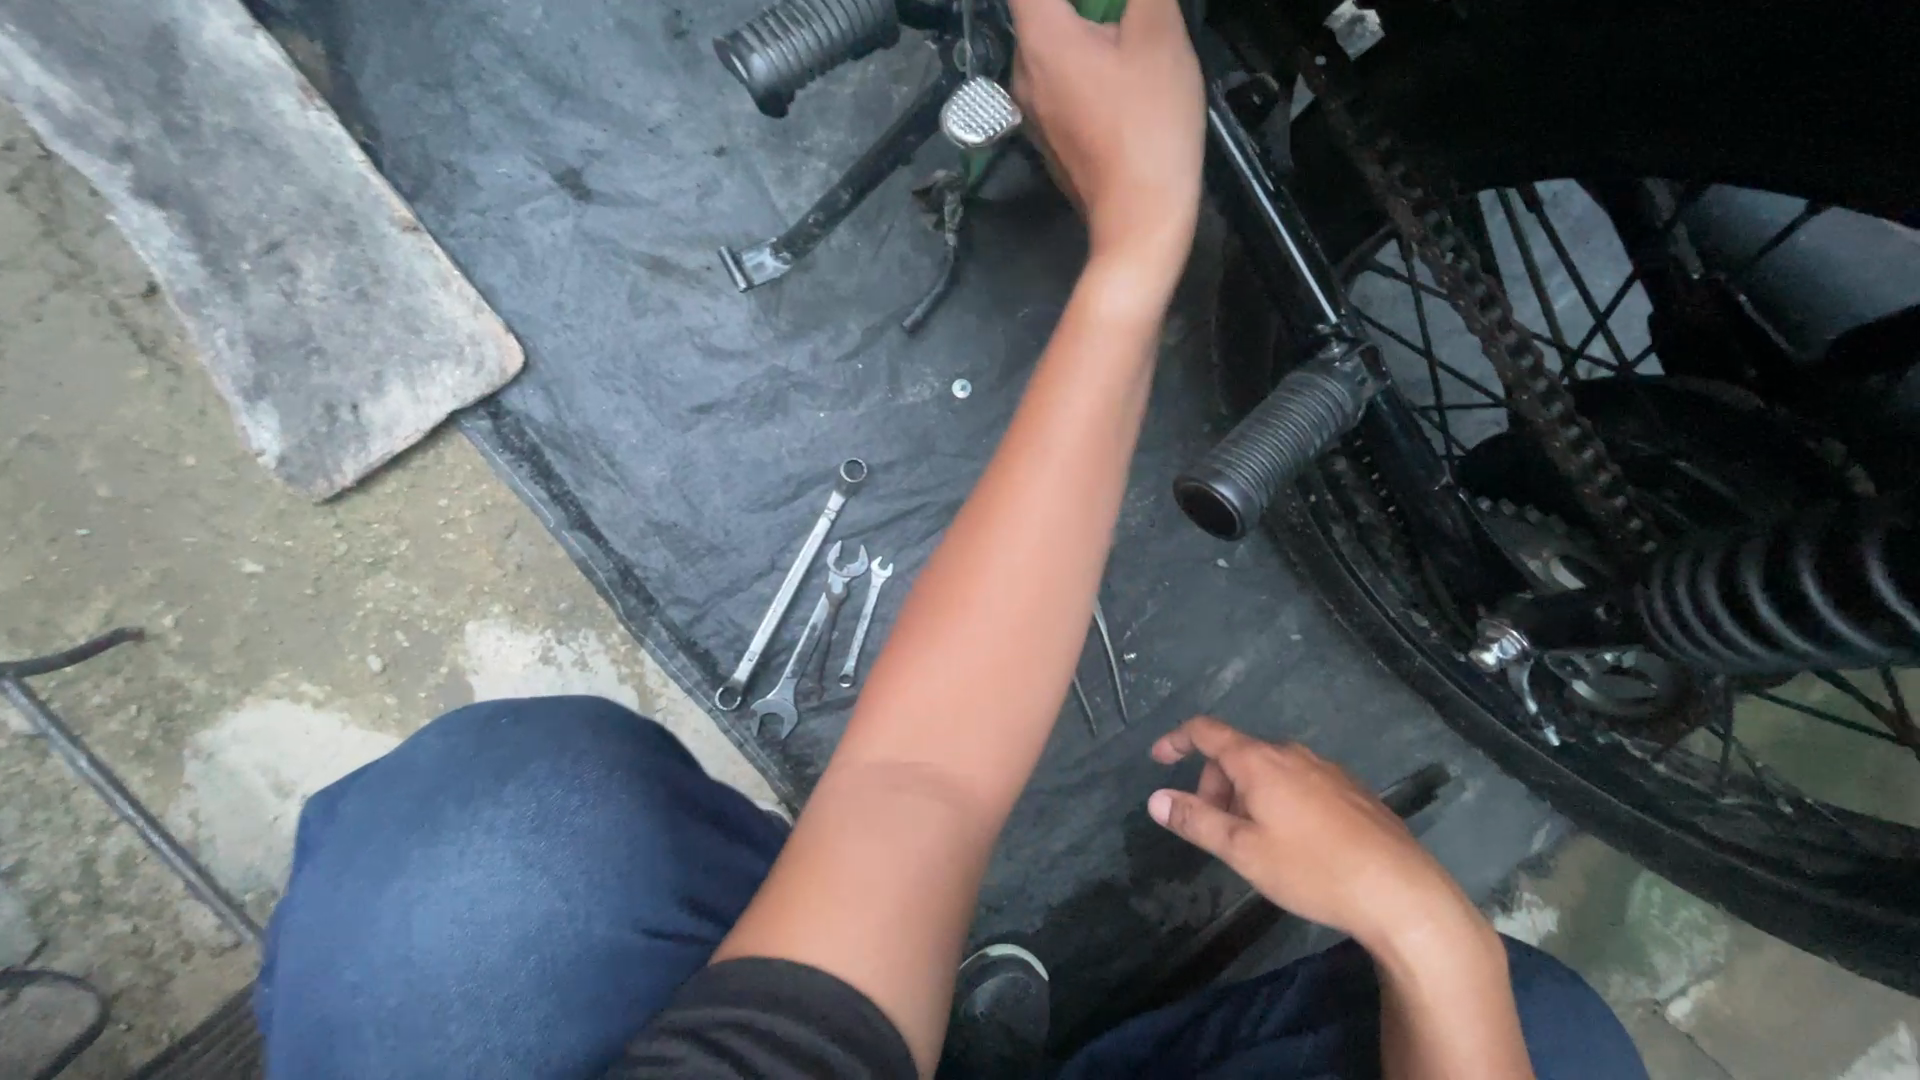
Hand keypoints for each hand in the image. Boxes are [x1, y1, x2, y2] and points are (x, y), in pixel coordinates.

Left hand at [1007, 0, 1204, 277]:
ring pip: (1049, 51)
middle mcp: (1021, 76)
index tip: (1098, 3)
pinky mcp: (1047, 142)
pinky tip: (1118, 80)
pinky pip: (1057, 87)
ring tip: (1125, 39)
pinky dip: (1081, 70)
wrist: (1139, 219)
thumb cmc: (1149, 126)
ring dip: (1083, 34)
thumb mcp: (1159, 34)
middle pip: (1038, 12)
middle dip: (1081, 6)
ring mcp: (1031, 115)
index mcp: (1039, 41)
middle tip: (1123, 15)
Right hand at [1147, 717, 1484, 954]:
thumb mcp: (1243, 851)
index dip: (1176, 740)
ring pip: (1270, 770)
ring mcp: (1327, 770)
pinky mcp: (1353, 790)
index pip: (1206, 732)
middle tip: (1216, 829)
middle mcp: (1292, 754)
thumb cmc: (1313, 870)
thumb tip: (1156, 798)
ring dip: (1247, 795)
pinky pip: (1299, 782)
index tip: (1158, 758)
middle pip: (1237, 755)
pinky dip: (1279, 799)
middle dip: (1215, 784)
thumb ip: (1195, 821)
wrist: (1403, 894)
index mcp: (1260, 762)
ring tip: (1255, 842)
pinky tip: (1296, 842)